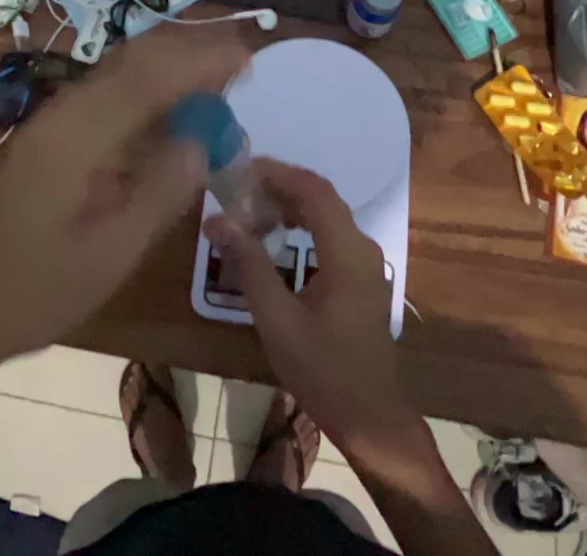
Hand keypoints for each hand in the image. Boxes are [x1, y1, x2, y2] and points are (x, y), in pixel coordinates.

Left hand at [0, 29, 248, 422]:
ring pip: (121, 72)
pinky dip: (152, 90)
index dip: (198, 60)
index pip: (146, 77)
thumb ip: (160, 192)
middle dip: (188, 52)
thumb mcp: (112, 253)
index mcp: (75, 138)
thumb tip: (205, 140)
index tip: (246, 59)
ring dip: (171, 66)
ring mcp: (55, 122)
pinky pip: (111, 96)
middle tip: (241, 63)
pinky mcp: (55, 136)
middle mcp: (63, 114)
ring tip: (221, 77)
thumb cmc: (39, 290)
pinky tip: (178, 109)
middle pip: (133, 60)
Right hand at [202, 161, 423, 459]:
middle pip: (321, 198)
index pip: (314, 191)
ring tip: (250, 214)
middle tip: (237, 192)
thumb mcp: (277, 318)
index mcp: (347, 253)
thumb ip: (248, 264)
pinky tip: (276, 239)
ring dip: (290, 207)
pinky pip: (332, 235)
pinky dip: (303, 226)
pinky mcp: (362, 278)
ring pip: (327, 215)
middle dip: (279, 188)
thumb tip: (217, 220)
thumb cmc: (322, 369)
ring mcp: (366, 263)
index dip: (278, 173)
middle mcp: (362, 248)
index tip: (241, 170)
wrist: (370, 416)